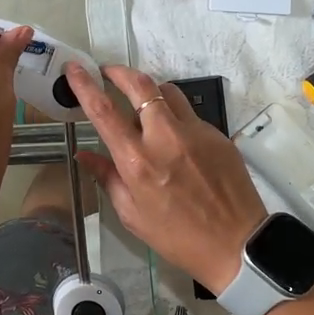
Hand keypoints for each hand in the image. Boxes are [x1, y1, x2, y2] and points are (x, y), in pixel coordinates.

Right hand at [63, 63, 267, 292]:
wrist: (238, 246)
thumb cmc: (177, 237)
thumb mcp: (132, 214)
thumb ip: (108, 177)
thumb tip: (85, 154)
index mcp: (137, 161)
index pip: (103, 110)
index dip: (84, 85)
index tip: (75, 68)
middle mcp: (165, 138)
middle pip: (139, 85)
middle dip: (118, 71)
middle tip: (107, 71)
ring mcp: (195, 133)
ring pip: (167, 91)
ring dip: (148, 89)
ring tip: (140, 100)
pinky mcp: (217, 135)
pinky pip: (188, 113)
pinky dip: (173, 115)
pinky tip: (173, 136)